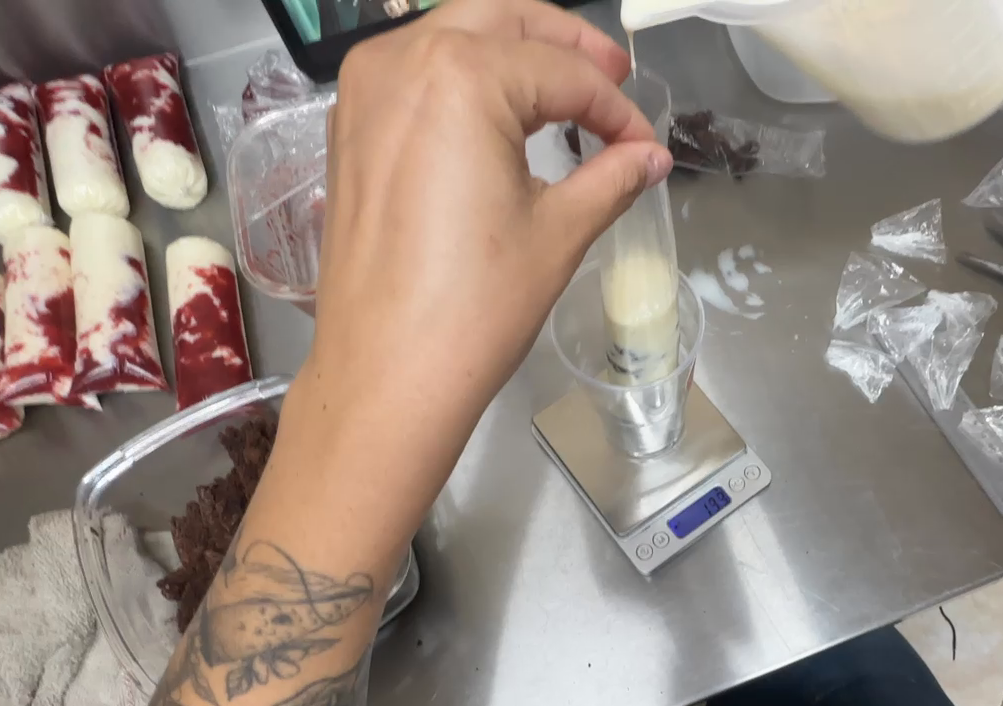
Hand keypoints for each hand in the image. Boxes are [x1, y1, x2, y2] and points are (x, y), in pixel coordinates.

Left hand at [298, 0, 671, 438]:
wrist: (390, 374)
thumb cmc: (478, 308)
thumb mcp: (557, 236)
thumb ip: (610, 179)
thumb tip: (652, 158)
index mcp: (461, 77)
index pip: (560, 71)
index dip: (615, 108)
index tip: (647, 146)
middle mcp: (402, 61)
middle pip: (501, 21)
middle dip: (566, 44)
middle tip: (613, 75)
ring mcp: (364, 92)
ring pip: (452, 38)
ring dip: (513, 52)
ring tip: (561, 90)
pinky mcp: (350, 130)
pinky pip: (416, 76)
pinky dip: (465, 80)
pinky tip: (496, 116)